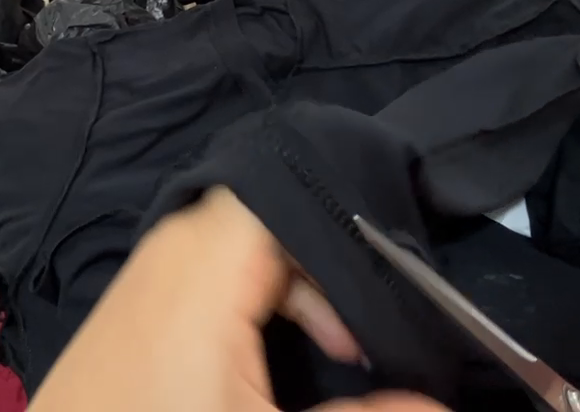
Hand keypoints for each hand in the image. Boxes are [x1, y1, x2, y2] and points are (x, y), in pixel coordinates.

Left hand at [28, 188, 445, 411]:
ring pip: (243, 238)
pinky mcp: (139, 289)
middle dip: (327, 262)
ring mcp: (151, 262)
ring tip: (336, 347)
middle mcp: (176, 241)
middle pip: (271, 214)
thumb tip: (440, 405)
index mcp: (207, 260)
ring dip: (294, 282)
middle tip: (367, 327)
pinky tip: (272, 346)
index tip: (395, 270)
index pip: (286, 189)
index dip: (343, 216)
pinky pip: (210, 260)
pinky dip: (253, 289)